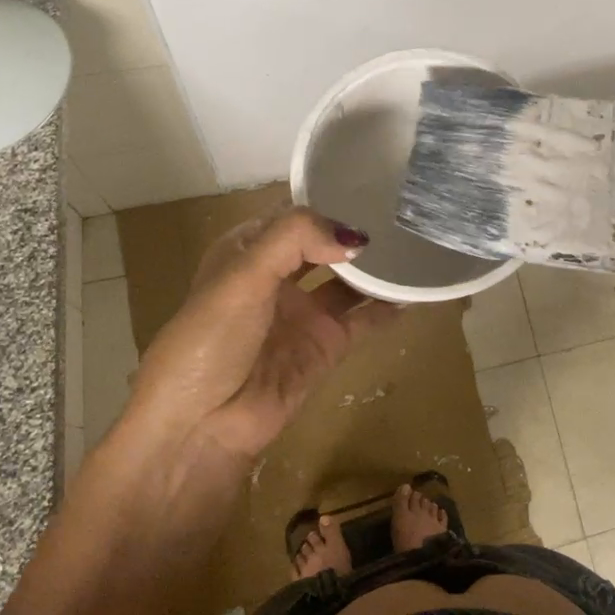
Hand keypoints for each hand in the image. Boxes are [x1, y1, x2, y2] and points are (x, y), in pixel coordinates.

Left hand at [124, 206, 399, 457]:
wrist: (199, 427)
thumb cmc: (210, 340)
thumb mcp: (243, 274)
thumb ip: (296, 239)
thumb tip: (354, 238)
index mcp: (246, 252)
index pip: (292, 215)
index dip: (325, 201)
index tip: (370, 186)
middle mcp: (276, 278)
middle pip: (324, 244)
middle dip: (355, 232)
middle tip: (401, 214)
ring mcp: (302, 314)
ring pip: (348, 280)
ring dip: (376, 267)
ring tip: (415, 246)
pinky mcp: (323, 348)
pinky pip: (362, 319)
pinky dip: (387, 306)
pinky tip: (415, 292)